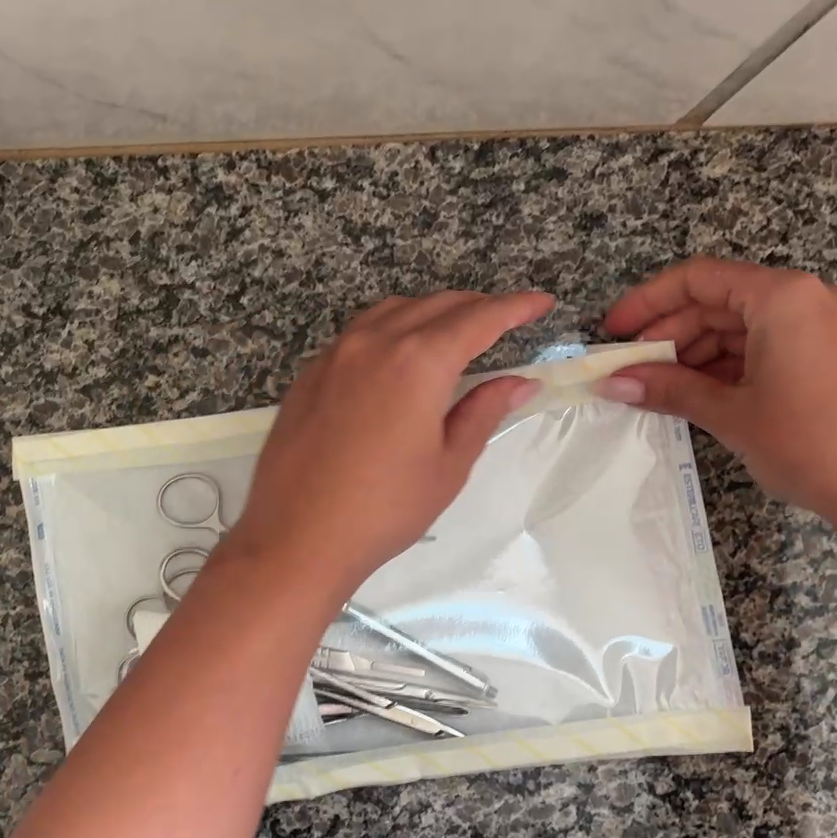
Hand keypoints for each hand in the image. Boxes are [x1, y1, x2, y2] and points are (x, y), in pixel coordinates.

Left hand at [222, 290, 552, 597]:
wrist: (295, 535)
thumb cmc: (382, 509)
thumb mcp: (447, 465)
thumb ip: (483, 412)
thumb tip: (519, 382)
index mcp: (416, 361)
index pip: (477, 318)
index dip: (515, 307)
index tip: (541, 302)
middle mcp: (371, 344)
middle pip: (433, 307)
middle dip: (474, 307)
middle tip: (503, 321)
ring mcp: (332, 357)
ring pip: (389, 313)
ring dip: (427, 313)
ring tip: (452, 334)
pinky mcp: (306, 376)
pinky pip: (355, 335)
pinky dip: (387, 331)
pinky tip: (395, 358)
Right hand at [595, 257, 836, 523]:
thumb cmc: (813, 442)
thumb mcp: (728, 413)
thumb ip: (666, 389)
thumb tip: (609, 383)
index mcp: (783, 299)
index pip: (696, 279)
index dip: (645, 302)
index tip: (612, 333)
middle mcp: (807, 301)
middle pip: (716, 302)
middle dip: (666, 334)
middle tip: (629, 370)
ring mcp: (824, 328)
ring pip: (737, 326)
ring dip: (692, 354)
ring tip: (658, 389)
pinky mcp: (832, 357)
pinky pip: (763, 345)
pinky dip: (724, 365)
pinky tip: (698, 395)